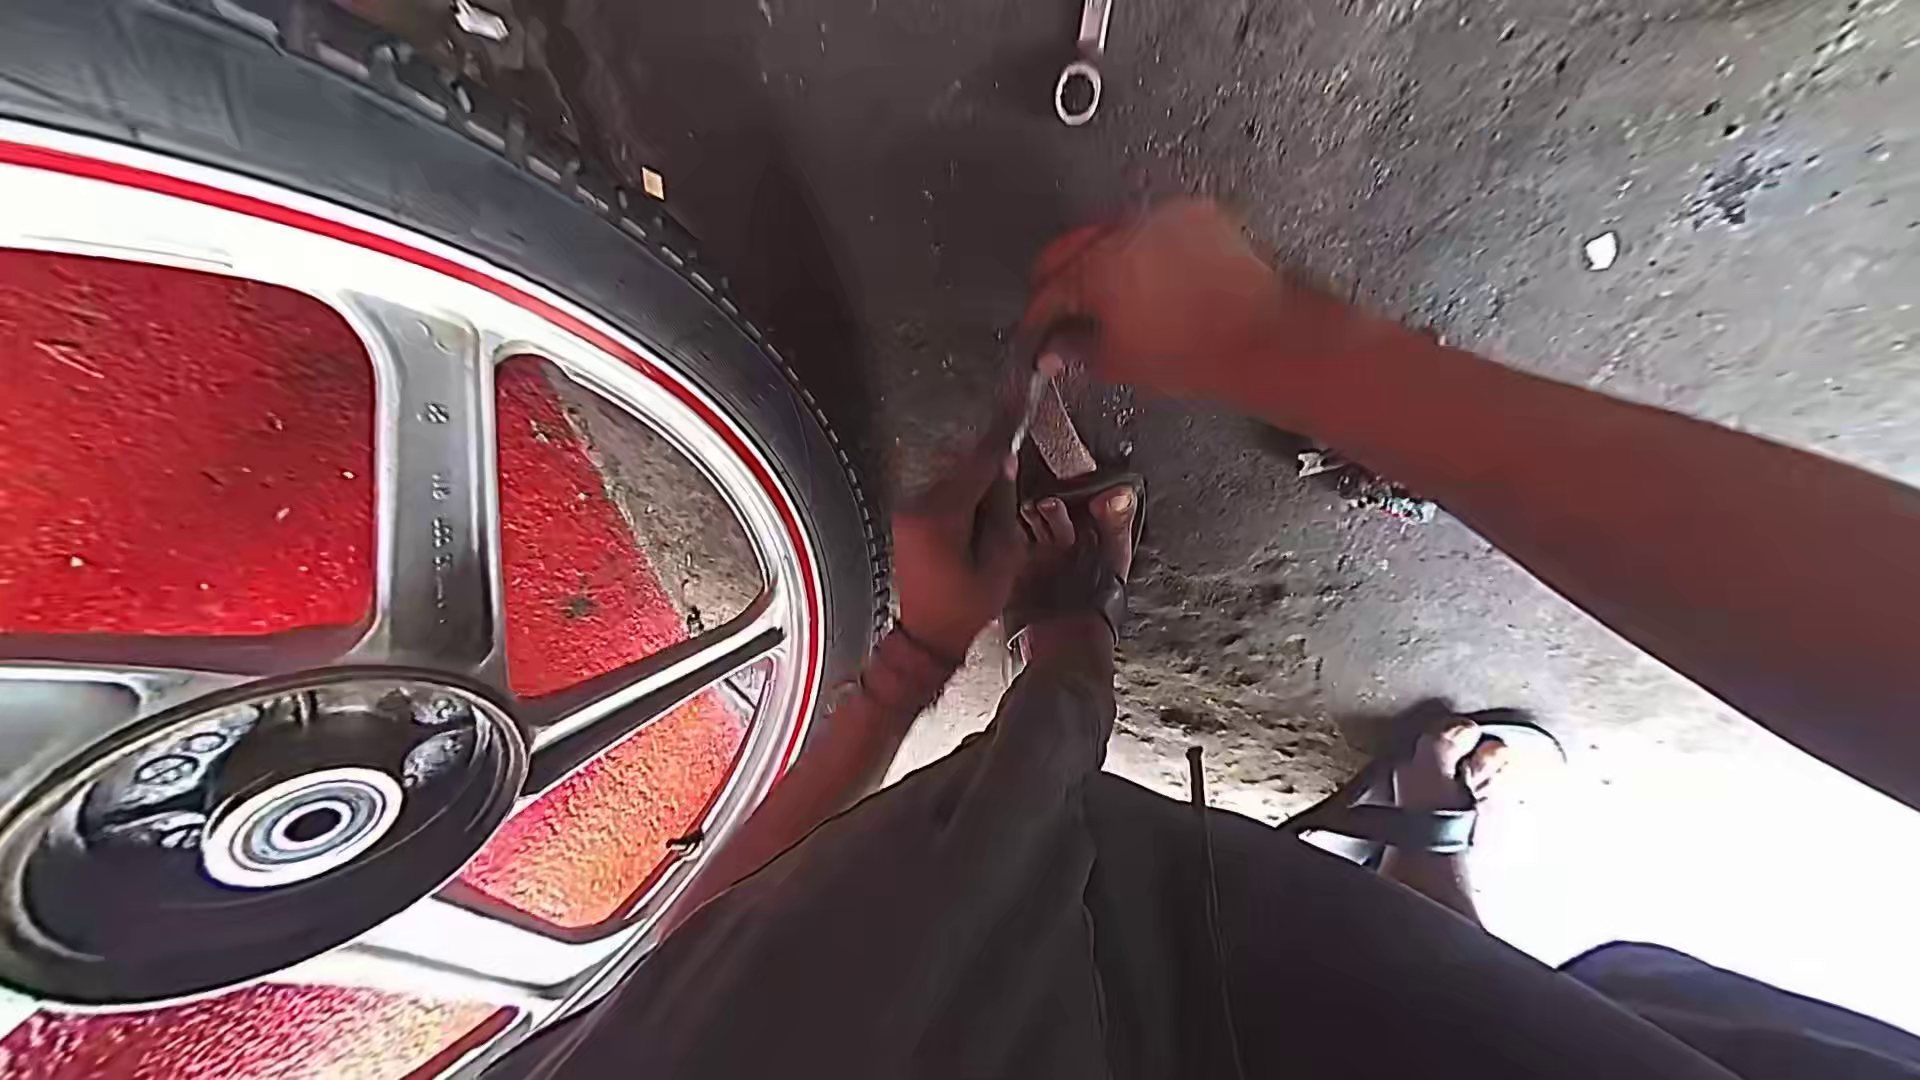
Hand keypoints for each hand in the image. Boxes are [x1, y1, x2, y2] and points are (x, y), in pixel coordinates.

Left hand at [891, 417, 1028, 660]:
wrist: (927, 635)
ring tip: (992, 511)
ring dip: (977, 478)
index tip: (1020, 397)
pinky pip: (941, 490)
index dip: (1004, 427)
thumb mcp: (1002, 558)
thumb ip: (1003, 504)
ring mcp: (908, 510)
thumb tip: (1004, 466)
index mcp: (941, 515)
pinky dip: (963, 492)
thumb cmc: (964, 607)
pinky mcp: (908, 517)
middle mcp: (917, 505)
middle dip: (992, 462)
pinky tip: (977, 512)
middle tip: (1013, 464)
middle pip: (963, 463)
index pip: (979, 459)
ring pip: (952, 475)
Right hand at [1019, 198, 1363, 417]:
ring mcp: (1162, 217)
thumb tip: (1055, 350)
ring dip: (1093, 260)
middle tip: (1056, 310)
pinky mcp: (1194, 214)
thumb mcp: (1118, 363)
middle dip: (1055, 281)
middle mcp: (1127, 231)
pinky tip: (1139, 277)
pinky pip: (1148, 226)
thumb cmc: (1197, 351)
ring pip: (1106, 232)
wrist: (1259, 338)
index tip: (1036, 330)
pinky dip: (1136, 249)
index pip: (1047, 291)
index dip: (1035, 317)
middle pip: (1068, 248)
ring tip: (1098, 295)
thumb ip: (1074, 351)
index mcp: (1099, 268)